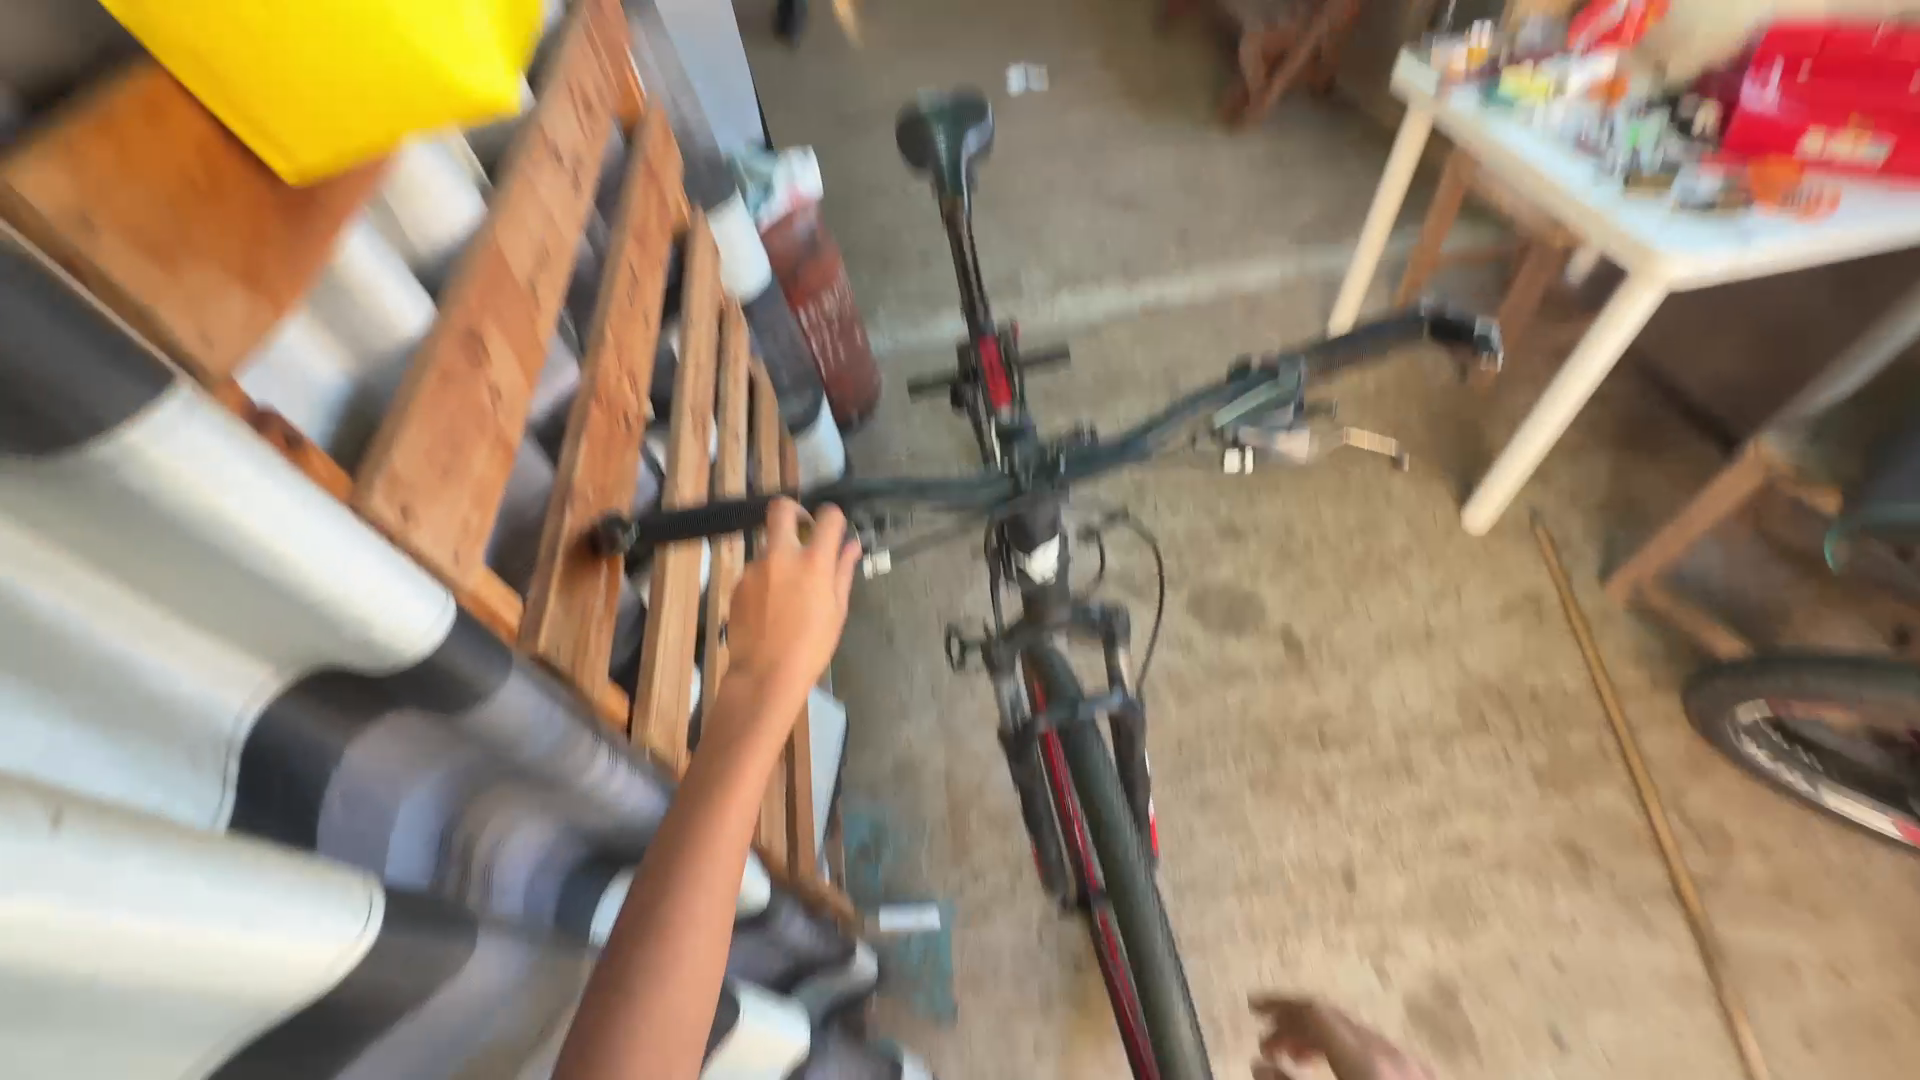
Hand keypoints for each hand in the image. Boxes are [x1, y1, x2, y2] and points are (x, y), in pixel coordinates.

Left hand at [723, 498, 860, 716]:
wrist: (765, 674)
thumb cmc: (812, 646)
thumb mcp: (837, 610)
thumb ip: (843, 571)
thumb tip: (851, 546)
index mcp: (814, 562)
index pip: (828, 517)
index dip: (834, 517)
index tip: (833, 528)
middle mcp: (781, 555)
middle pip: (781, 509)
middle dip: (794, 511)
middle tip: (802, 529)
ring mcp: (754, 568)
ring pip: (768, 546)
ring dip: (780, 556)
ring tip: (788, 592)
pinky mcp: (737, 583)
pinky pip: (756, 571)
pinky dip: (766, 580)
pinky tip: (771, 608)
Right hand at [1250, 995, 1434, 1079]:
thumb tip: (1259, 1064)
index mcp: (1363, 1055)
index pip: (1313, 1009)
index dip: (1279, 1004)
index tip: (1252, 1010)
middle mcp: (1390, 1052)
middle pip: (1334, 1021)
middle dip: (1296, 1027)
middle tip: (1267, 1045)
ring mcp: (1414, 1068)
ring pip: (1357, 1038)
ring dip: (1321, 1042)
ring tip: (1297, 1062)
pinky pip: (1378, 1056)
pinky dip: (1347, 1056)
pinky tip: (1339, 1075)